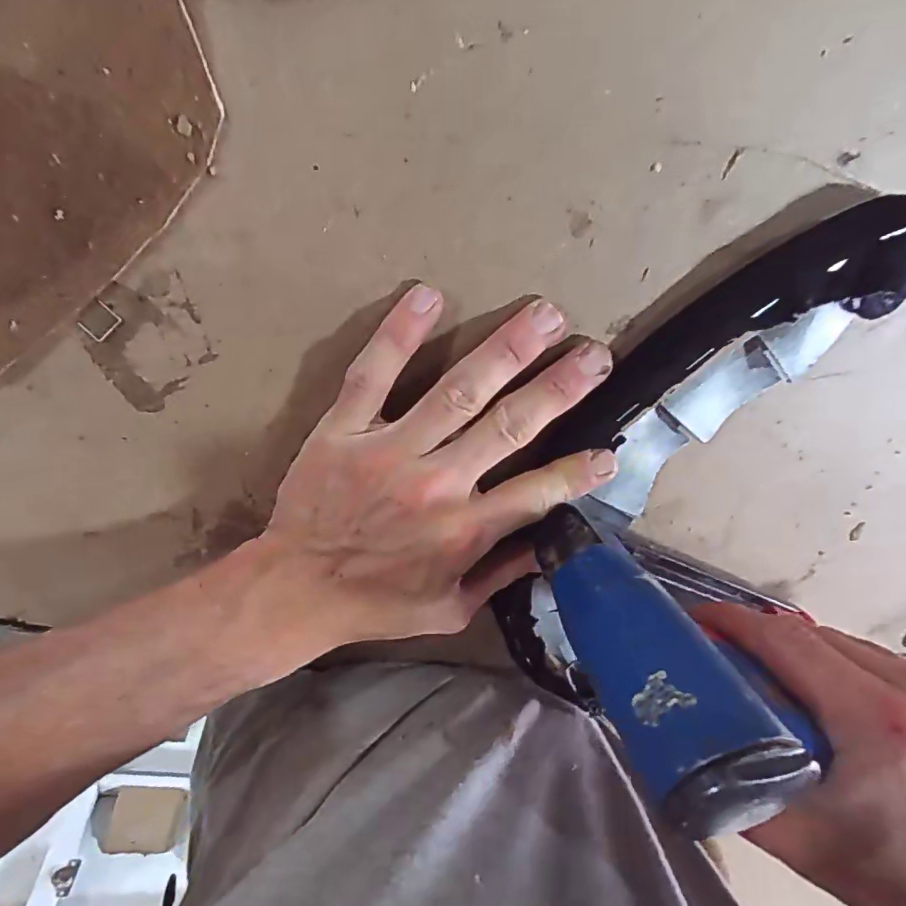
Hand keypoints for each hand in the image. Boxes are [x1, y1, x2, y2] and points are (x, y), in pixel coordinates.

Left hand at [261, 284, 616, 644]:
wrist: (296, 591)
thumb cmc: (375, 604)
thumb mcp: (447, 609)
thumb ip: (498, 576)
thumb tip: (546, 549)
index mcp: (465, 530)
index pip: (538, 493)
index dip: (578, 472)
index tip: (609, 452)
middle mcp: (437, 484)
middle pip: (510, 426)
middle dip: (559, 388)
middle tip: (595, 355)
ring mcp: (390, 451)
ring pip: (458, 391)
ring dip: (506, 350)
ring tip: (544, 314)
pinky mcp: (344, 430)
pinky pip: (373, 375)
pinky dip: (399, 335)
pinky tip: (429, 296)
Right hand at [692, 603, 905, 905]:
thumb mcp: (795, 838)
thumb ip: (732, 786)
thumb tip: (685, 752)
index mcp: (883, 724)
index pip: (789, 642)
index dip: (737, 622)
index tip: (707, 618)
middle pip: (819, 636)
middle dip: (767, 641)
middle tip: (731, 658)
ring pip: (855, 646)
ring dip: (810, 657)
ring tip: (782, 685)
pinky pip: (891, 663)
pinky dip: (853, 672)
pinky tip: (839, 703)